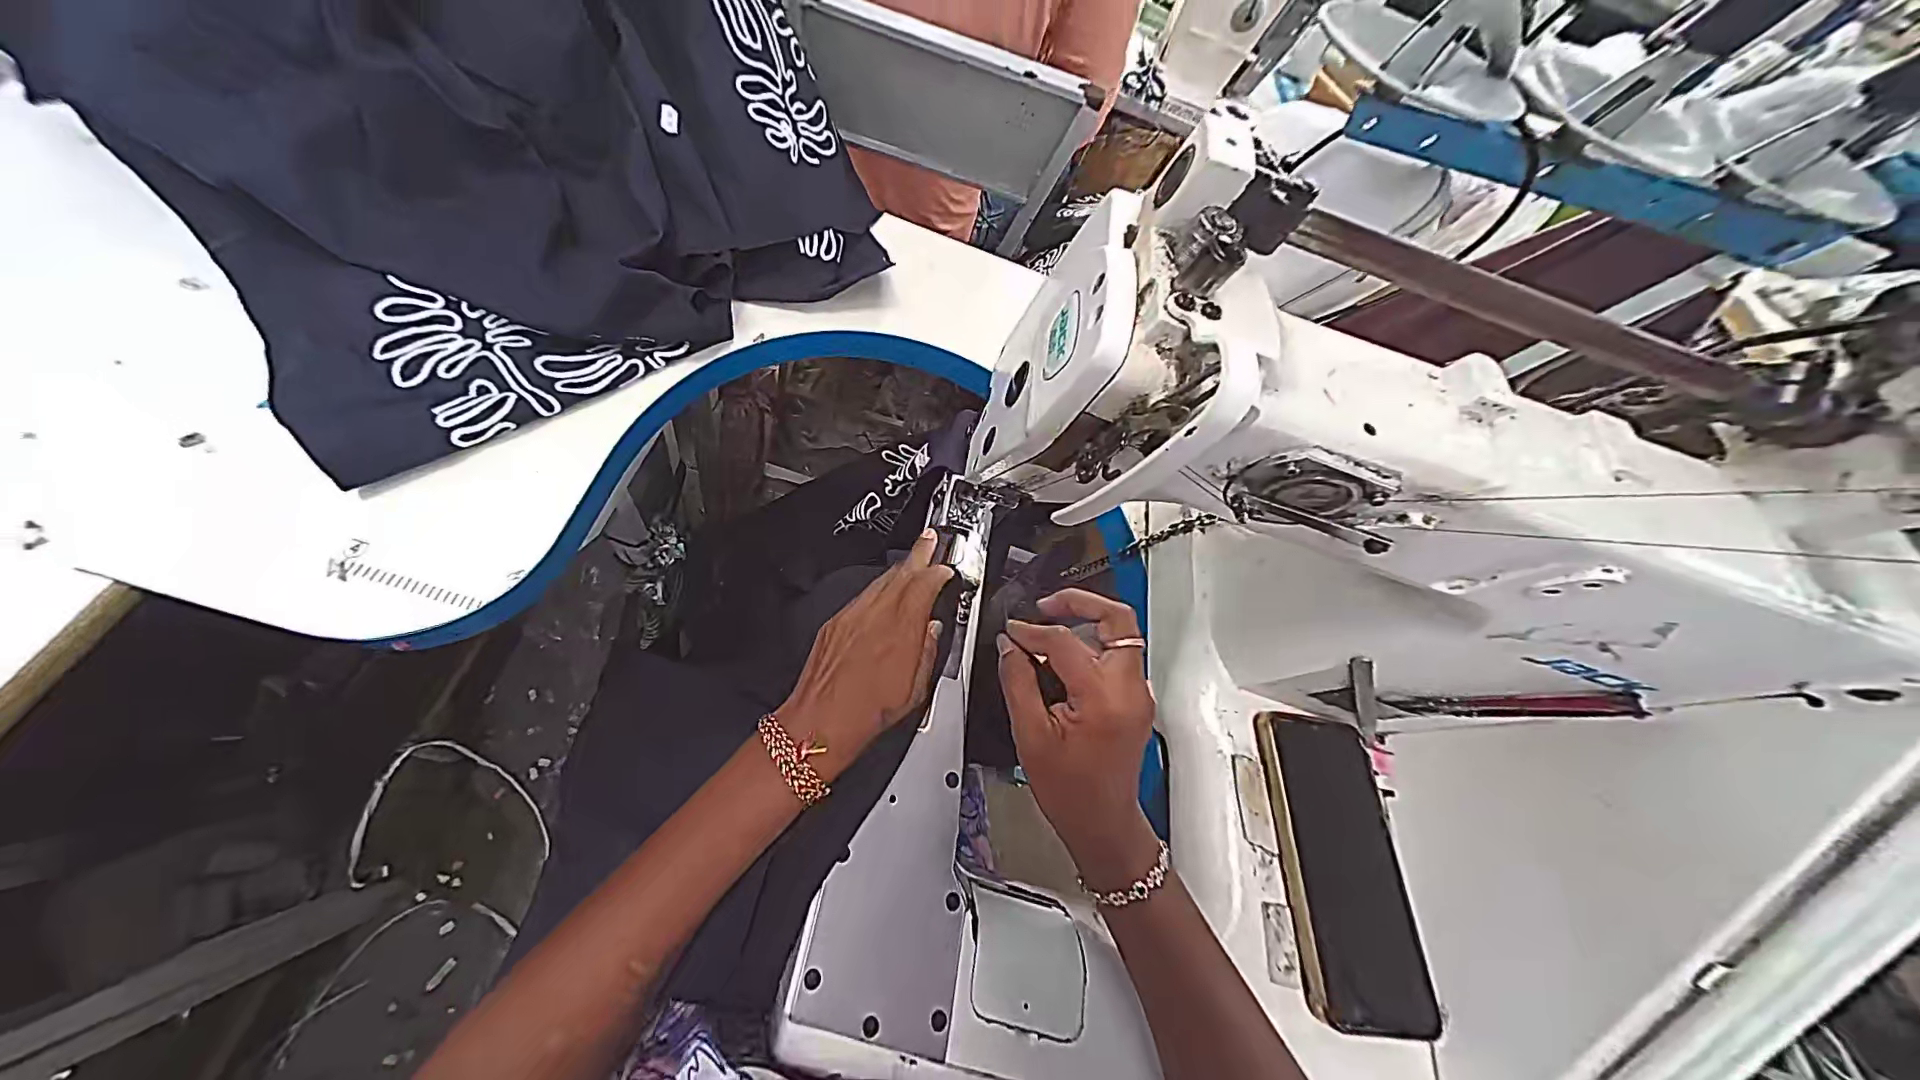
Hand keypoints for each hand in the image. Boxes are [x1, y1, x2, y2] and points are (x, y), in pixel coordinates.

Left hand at [776, 528, 954, 780]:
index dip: (937, 572)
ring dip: (899, 568)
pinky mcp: (834, 623)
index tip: (946, 567)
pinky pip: (861, 595)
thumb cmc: (866, 713)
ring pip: (880, 581)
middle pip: (901, 574)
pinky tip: (884, 589)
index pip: (923, 587)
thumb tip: (932, 630)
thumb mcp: (915, 690)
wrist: (819, 722)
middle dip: (919, 554)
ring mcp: (852, 617)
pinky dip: (878, 587)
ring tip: (912, 559)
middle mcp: (875, 617)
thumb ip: (927, 651)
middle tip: (930, 537)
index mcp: (901, 632)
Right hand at [998, 589, 1160, 891]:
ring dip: (1086, 624)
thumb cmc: (1071, 791)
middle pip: (1117, 619)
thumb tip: (1009, 646)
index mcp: (1103, 697)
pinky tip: (1063, 659)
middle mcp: (1129, 689)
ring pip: (1120, 634)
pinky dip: (1092, 646)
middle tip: (1048, 605)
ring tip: (1049, 633)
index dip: (1031, 631)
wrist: (1102, 821)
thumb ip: (1018, 682)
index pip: (1064, 642)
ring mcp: (1137, 693)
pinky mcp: (1135, 699)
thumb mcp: (1031, 736)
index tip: (1012, 632)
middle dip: (1080, 602)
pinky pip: (1117, 656)